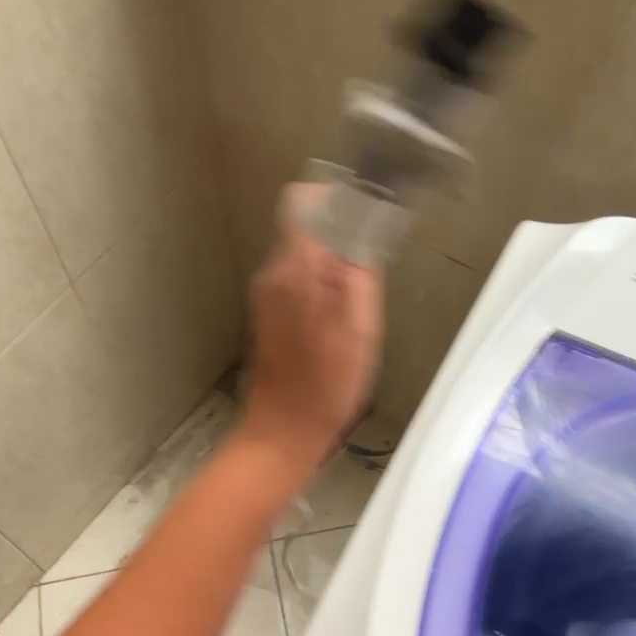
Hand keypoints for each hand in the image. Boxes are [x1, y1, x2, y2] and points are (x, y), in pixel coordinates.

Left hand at [237, 184, 384, 469]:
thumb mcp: (359, 325)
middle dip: (342, 245)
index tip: (365, 221)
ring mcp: (266, 298)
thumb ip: (357, 270)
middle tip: (369, 282)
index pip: (304, 202)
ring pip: (306, 261)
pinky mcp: (268, 320)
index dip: (337, 202)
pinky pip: (299, 288)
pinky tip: (338, 331)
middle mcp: (273, 275)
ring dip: (334, 274)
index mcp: (295, 268)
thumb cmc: (327, 384)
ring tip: (357, 313)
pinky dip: (321, 296)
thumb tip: (361, 226)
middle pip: (309, 232)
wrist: (283, 433)